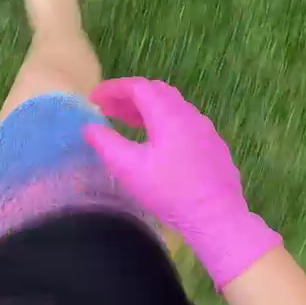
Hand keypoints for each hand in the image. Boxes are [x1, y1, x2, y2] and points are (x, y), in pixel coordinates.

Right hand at [83, 78, 281, 289]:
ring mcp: (205, 130)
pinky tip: (156, 143)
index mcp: (169, 115)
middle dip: (129, 97)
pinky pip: (184, 123)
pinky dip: (163, 122)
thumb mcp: (130, 169)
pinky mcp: (213, 146)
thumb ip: (106, 144)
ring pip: (172, 107)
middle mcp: (190, 115)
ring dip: (147, 109)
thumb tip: (89, 128)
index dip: (113, 89)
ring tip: (126, 123)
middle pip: (157, 93)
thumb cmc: (170, 192)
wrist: (216, 217)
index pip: (139, 87)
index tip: (94, 99)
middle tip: (107, 110)